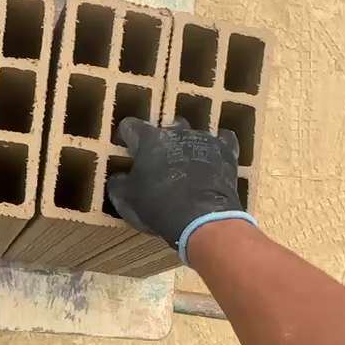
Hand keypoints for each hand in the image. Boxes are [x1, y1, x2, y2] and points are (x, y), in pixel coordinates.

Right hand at [105, 118, 253, 260]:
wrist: (202, 219)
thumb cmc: (158, 206)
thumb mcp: (127, 200)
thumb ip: (118, 184)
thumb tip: (118, 178)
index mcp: (148, 139)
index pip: (131, 126)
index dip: (126, 136)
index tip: (126, 147)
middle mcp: (177, 132)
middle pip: (165, 127)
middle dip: (160, 141)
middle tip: (157, 162)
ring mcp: (204, 139)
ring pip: (193, 133)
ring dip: (187, 145)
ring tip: (186, 164)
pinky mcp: (226, 152)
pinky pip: (223, 140)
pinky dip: (217, 147)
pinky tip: (214, 157)